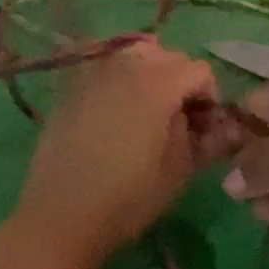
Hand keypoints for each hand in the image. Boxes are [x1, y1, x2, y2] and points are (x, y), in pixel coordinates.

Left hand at [11, 38, 225, 262]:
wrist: (60, 215)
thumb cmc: (126, 200)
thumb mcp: (177, 173)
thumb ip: (200, 137)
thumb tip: (205, 120)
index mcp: (157, 85)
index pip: (198, 70)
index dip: (208, 96)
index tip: (204, 126)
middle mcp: (125, 67)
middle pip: (167, 55)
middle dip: (181, 81)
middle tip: (178, 119)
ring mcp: (93, 72)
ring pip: (134, 53)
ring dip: (149, 72)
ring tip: (147, 109)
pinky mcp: (71, 85)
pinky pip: (104, 63)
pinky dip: (119, 74)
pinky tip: (116, 106)